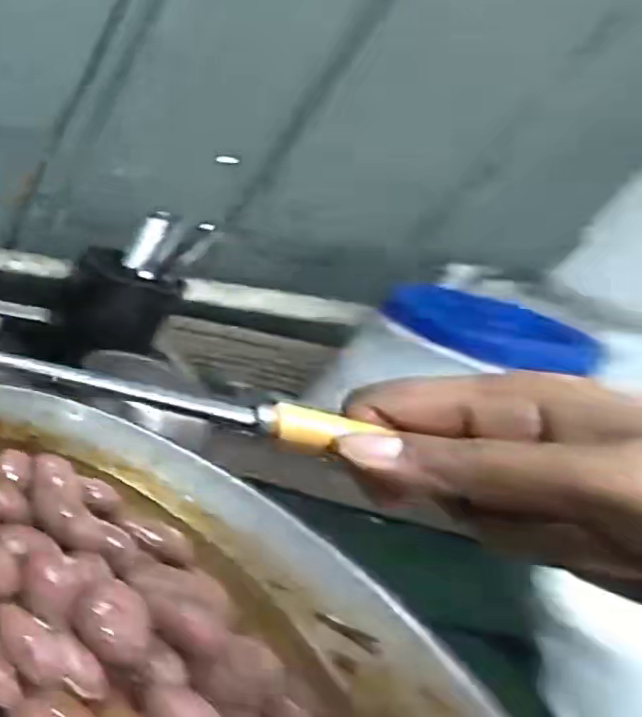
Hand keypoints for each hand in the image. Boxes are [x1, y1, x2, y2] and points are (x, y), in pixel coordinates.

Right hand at [335, 372, 641, 579]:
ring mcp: (538, 478)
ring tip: (605, 544)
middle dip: (465, 497)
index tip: (379, 490)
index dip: (363, 440)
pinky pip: (516, 536)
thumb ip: (467, 465)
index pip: (381, 406)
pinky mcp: (566, 521)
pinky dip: (557, 553)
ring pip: (467, 506)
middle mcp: (506, 431)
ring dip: (523, 533)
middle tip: (531, 520)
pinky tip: (616, 558)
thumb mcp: (594, 479)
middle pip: (418, 458)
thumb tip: (343, 450)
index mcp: (503, 400)